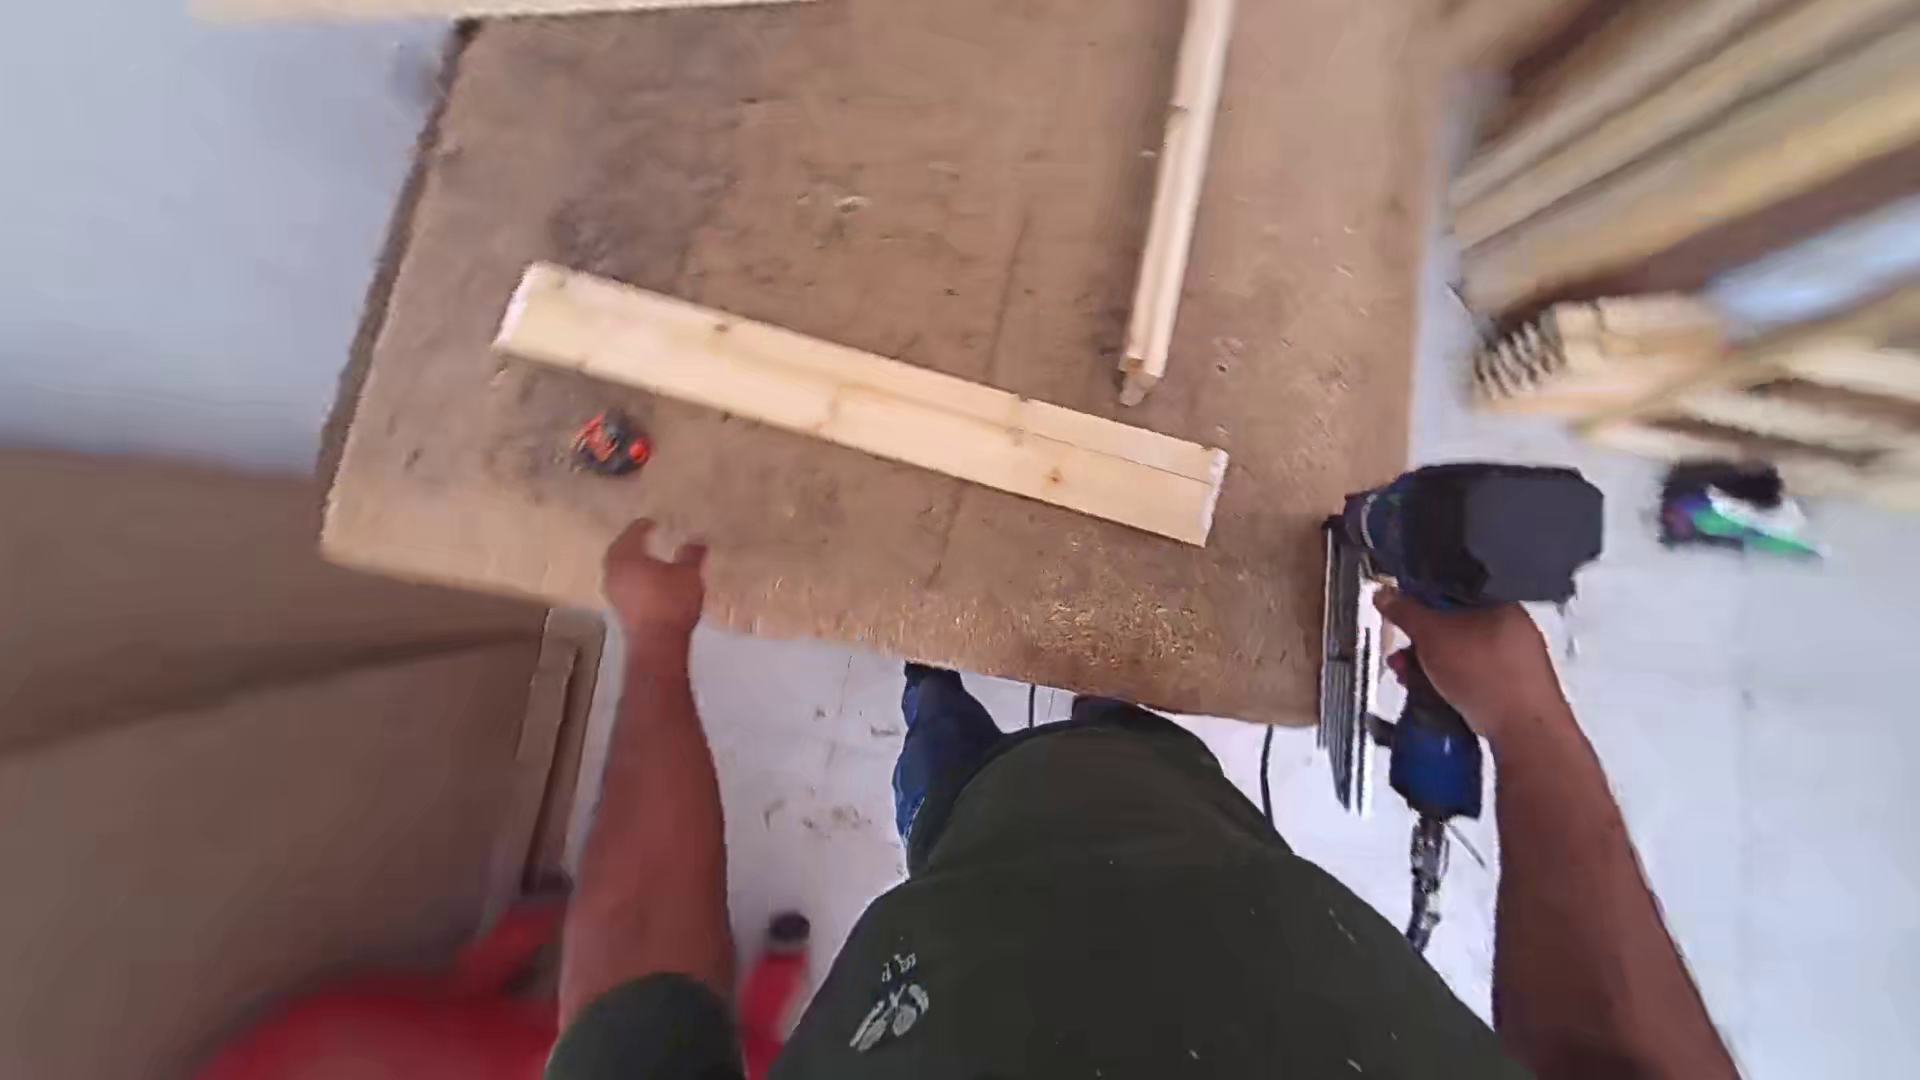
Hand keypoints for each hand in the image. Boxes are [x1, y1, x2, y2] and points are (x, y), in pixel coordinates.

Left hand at [603, 519, 707, 643]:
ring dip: (627, 561)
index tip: (650, 522)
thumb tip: (698, 539)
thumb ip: (692, 554)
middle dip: (629, 542)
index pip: (632, 534)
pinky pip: (621, 584)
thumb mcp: (689, 573)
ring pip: (617, 569)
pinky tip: (645, 581)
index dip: (642, 526)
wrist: (658, 642)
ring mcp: (613, 592)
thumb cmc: (672, 602)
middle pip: (618, 551)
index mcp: (628, 557)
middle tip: (640, 537)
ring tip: (643, 558)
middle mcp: (614, 572)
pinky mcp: (619, 609)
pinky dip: (630, 577)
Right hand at [1373, 588, 1567, 743]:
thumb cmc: (1490, 676)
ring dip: (1423, 662)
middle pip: (1447, 624)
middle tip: (1403, 649)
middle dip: (1416, 639)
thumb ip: (1404, 611)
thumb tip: (1387, 595)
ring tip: (1409, 673)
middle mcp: (1509, 630)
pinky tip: (1427, 688)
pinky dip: (1441, 679)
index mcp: (1499, 607)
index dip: (1418, 599)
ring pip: (1453, 651)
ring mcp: (1509, 660)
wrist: (1521, 729)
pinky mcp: (1504, 685)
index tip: (1399, 609)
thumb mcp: (1430, 634)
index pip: (1449, 591)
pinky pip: (1464, 673)